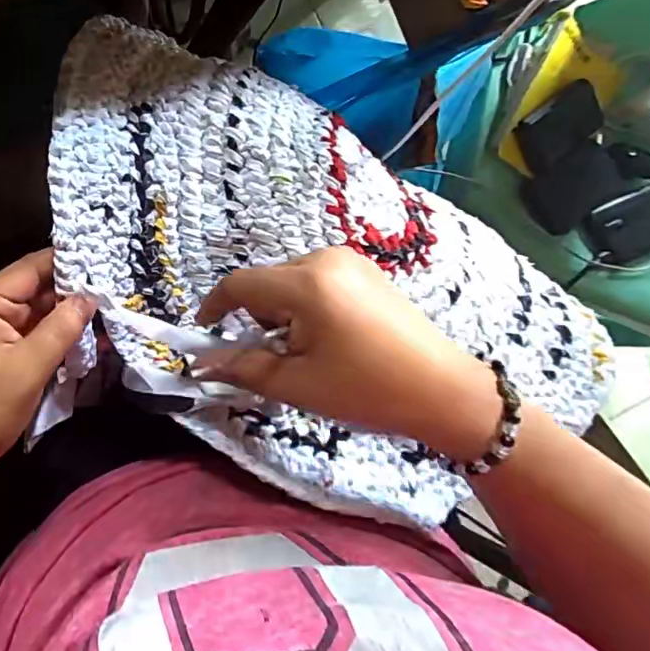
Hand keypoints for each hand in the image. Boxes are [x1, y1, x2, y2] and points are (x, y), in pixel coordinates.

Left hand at [0, 248, 95, 473]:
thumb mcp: (29, 366)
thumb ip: (61, 328)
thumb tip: (91, 297)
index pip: (30, 268)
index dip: (67, 260)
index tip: (104, 257)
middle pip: (39, 285)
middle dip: (75, 287)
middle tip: (116, 283)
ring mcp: (0, 328)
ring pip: (44, 308)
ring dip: (73, 310)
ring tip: (113, 304)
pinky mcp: (10, 347)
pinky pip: (42, 329)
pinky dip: (65, 331)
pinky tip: (95, 331)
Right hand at [195, 247, 503, 458]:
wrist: (446, 391)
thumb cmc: (368, 390)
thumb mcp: (299, 384)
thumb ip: (244, 367)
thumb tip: (203, 363)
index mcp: (306, 284)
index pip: (240, 284)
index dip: (215, 307)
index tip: (206, 333)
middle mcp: (324, 258)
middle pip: (265, 281)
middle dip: (256, 316)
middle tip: (275, 355)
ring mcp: (348, 259)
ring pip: (288, 279)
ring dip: (281, 310)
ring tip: (308, 348)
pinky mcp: (365, 269)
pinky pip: (314, 278)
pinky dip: (305, 303)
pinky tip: (330, 334)